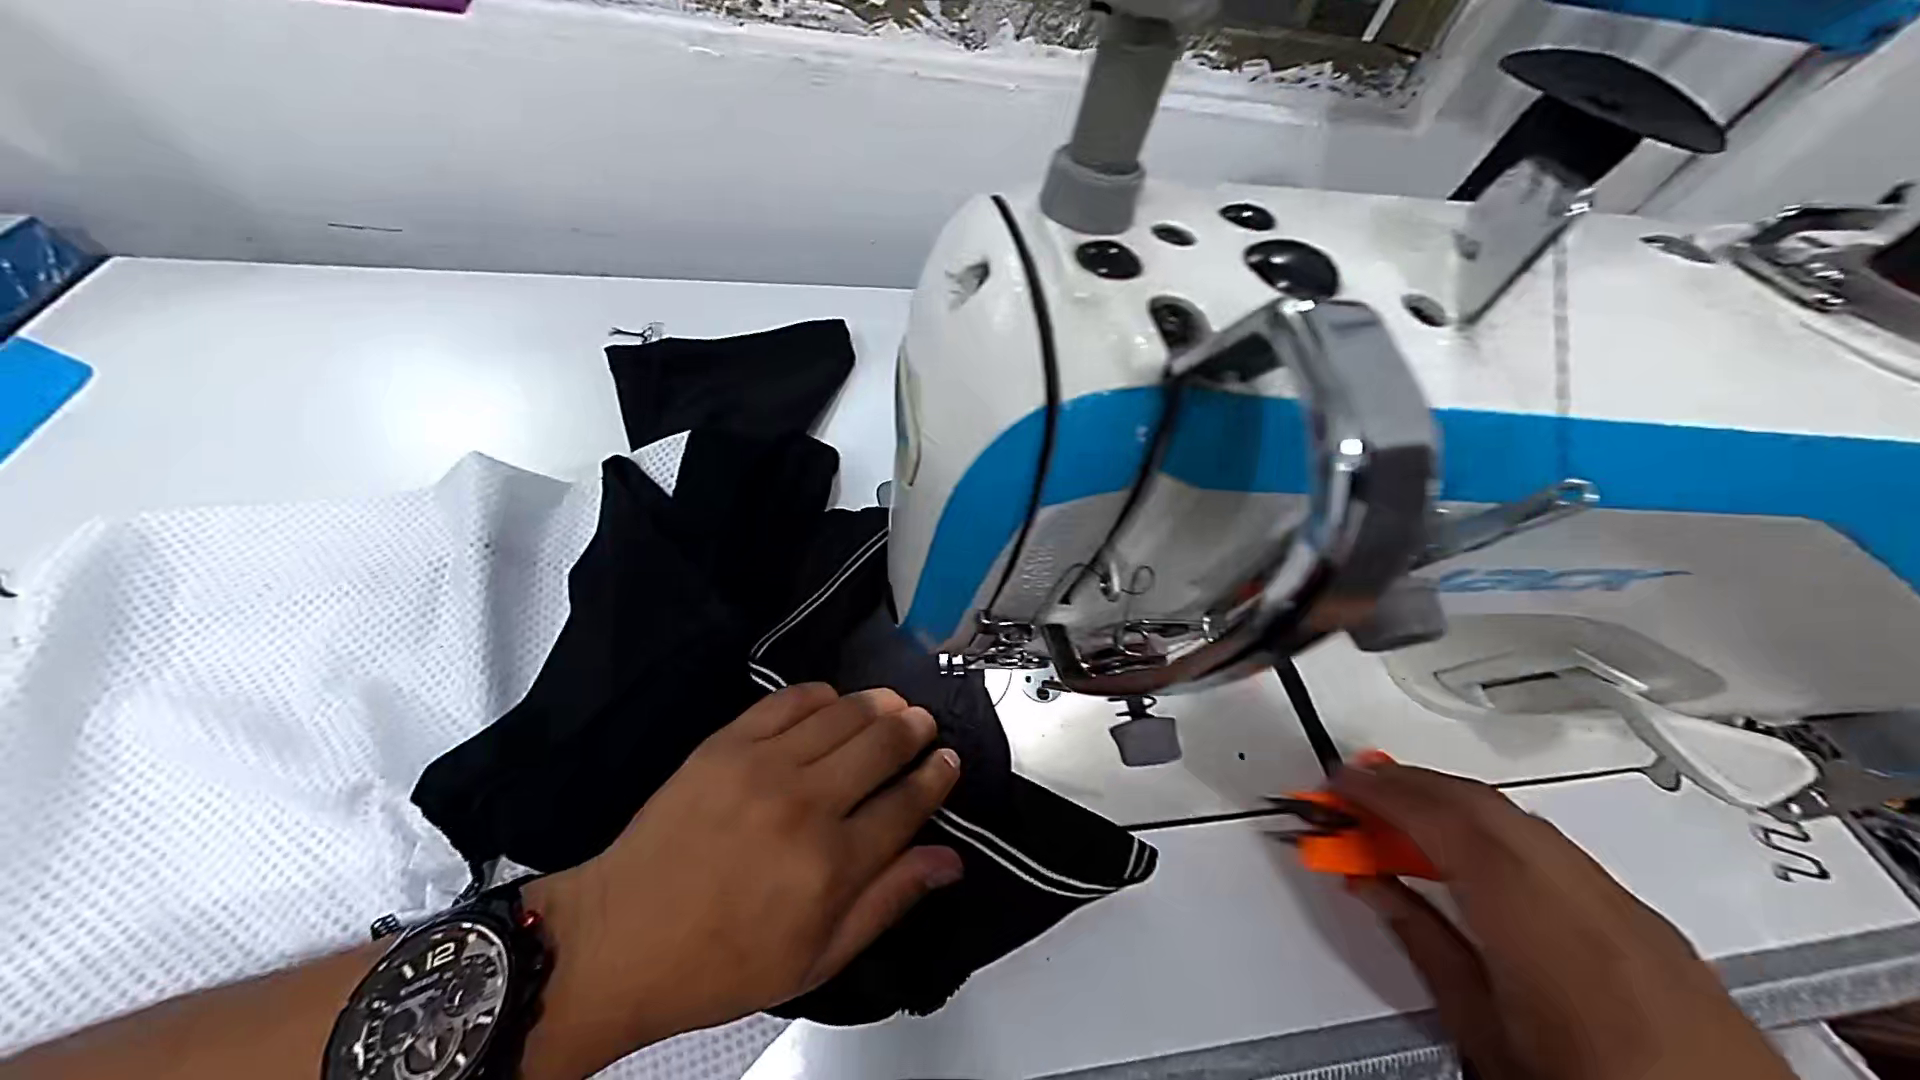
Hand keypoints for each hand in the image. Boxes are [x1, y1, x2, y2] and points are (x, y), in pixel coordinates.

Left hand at [521, 685, 962, 1078]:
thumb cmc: (723, 961)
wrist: (621, 938)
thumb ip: (889, 901)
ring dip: (879, 704)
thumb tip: (950, 861)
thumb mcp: (817, 957)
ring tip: (893, 705)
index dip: (937, 777)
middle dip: (915, 729)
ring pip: (844, 714)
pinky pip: (789, 700)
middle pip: (883, 745)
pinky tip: (835, 701)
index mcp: (832, 865)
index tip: (948, 761)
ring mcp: (763, 766)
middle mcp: (806, 805)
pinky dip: (822, 694)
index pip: (907, 803)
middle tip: (924, 725)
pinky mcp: (726, 743)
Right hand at [1331, 760, 1793, 1079]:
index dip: (1383, 794)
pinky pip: (1553, 845)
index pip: (1447, 827)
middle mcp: (1591, 902)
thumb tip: (1374, 886)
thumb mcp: (1484, 1032)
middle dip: (1410, 782)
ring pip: (1520, 819)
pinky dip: (1494, 826)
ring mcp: (1628, 907)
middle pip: (1485, 807)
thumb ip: (1424, 944)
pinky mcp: (1648, 921)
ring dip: (1450, 800)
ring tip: (1400, 809)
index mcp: (1541, 929)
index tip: (1338, 783)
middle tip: (1356, 785)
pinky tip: (1468, 847)